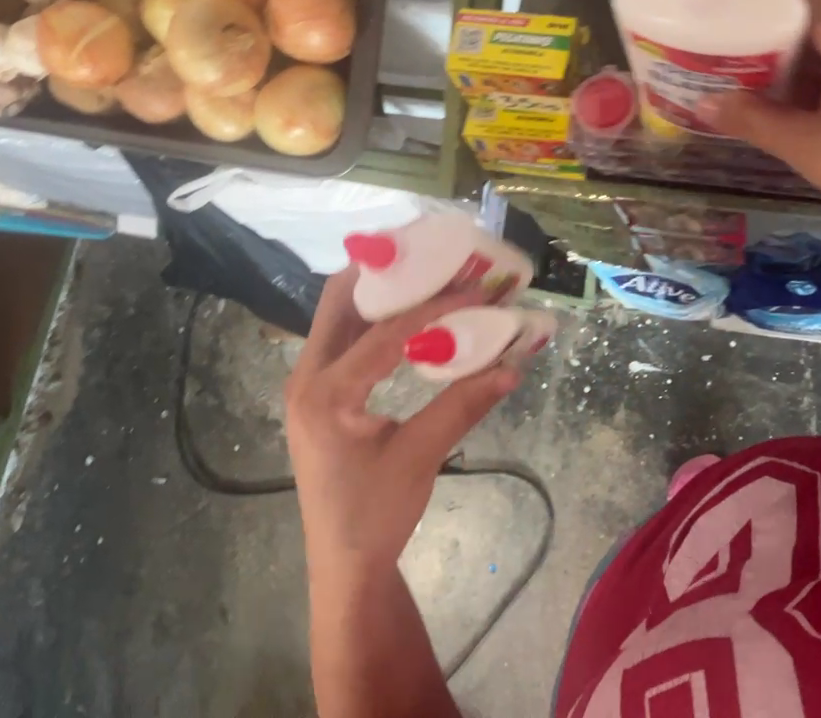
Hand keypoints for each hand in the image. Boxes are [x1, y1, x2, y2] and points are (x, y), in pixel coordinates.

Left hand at [285, 269, 521, 574]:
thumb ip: (463, 405)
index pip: (384, 332)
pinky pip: (344, 338)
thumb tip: (515, 364)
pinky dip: (376, 319)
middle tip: (436, 255)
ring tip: (428, 274)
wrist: (344, 565)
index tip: (477, 285)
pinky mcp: (319, 393)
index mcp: (324, 393)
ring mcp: (308, 383)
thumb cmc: (375, 516)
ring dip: (382, 292)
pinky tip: (410, 315)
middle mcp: (305, 376)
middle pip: (341, 300)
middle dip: (389, 273)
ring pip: (340, 315)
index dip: (434, 306)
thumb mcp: (420, 458)